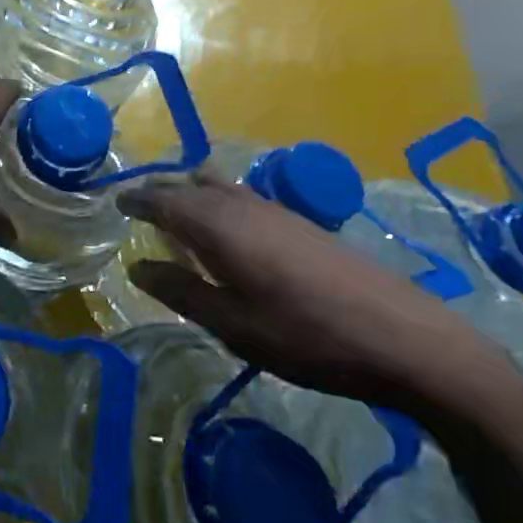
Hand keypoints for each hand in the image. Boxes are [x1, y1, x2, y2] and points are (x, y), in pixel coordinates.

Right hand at [120, 172, 513, 411]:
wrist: (406, 338)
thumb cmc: (307, 336)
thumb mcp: (233, 325)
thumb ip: (181, 292)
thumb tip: (137, 267)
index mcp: (220, 227)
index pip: (164, 200)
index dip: (137, 199)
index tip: (116, 202)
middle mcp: (246, 206)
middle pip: (192, 185)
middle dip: (163, 191)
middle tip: (140, 206)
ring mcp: (279, 211)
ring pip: (222, 187)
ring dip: (193, 194)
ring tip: (178, 214)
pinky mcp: (304, 225)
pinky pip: (246, 199)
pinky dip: (222, 204)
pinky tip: (230, 232)